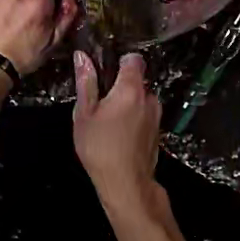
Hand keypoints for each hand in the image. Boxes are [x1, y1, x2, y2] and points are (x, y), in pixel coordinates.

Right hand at [73, 51, 163, 216]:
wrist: (126, 184)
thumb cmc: (100, 148)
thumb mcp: (84, 114)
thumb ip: (85, 83)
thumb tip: (82, 56)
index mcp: (131, 89)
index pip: (134, 59)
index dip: (120, 60)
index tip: (105, 70)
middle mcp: (149, 98)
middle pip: (137, 80)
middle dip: (120, 85)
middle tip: (100, 101)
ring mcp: (156, 115)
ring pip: (141, 98)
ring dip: (128, 103)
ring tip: (108, 120)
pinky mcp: (158, 130)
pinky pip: (145, 114)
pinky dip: (134, 117)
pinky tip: (119, 133)